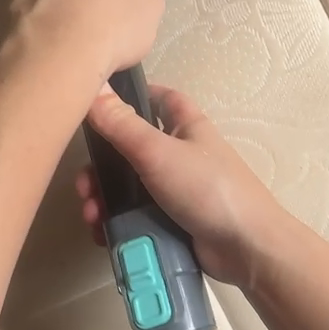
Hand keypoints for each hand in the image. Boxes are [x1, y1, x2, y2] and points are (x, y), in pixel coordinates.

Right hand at [77, 85, 296, 285]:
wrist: (244, 246)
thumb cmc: (206, 188)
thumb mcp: (158, 152)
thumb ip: (122, 124)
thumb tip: (92, 83)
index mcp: (188, 127)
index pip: (162, 99)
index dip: (135, 95)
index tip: (100, 103)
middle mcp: (183, 155)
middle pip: (133, 151)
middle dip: (103, 168)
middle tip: (83, 186)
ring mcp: (179, 191)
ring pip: (131, 188)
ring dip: (105, 200)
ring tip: (92, 216)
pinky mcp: (174, 222)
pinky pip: (138, 217)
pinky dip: (119, 223)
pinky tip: (103, 234)